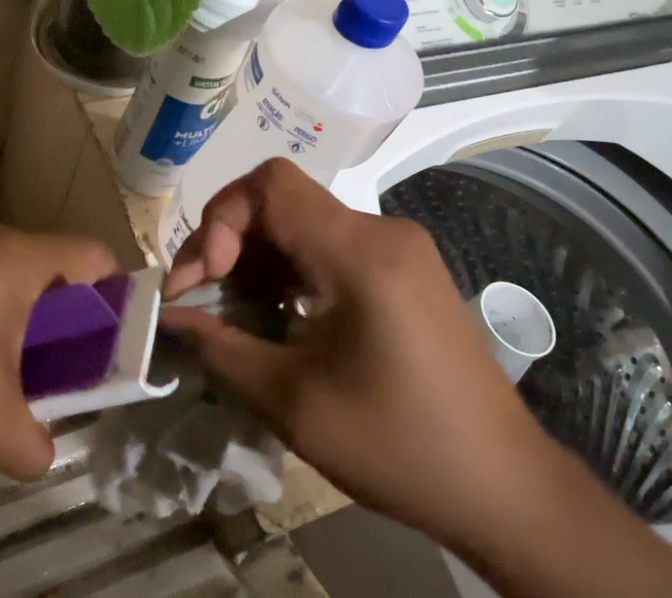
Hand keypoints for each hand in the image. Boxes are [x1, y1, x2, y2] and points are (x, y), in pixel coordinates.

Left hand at [0, 221, 116, 480]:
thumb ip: (35, 447)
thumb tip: (43, 452)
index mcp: (19, 260)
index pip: (96, 256)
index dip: (115, 299)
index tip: (103, 350)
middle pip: (53, 271)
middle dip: (64, 326)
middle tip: (54, 377)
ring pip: (9, 279)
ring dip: (18, 326)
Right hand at [159, 160, 555, 547]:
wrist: (502, 486)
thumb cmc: (398, 446)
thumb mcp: (293, 403)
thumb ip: (220, 347)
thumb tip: (169, 317)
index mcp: (362, 253)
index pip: (271, 185)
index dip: (220, 219)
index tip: (203, 281)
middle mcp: (383, 233)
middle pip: (282, 202)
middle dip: (226, 243)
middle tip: (197, 301)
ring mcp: (399, 250)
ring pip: (303, 224)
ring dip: (254, 260)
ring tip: (228, 315)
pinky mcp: (404, 272)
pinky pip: (330, 248)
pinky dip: (288, 272)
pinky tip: (272, 318)